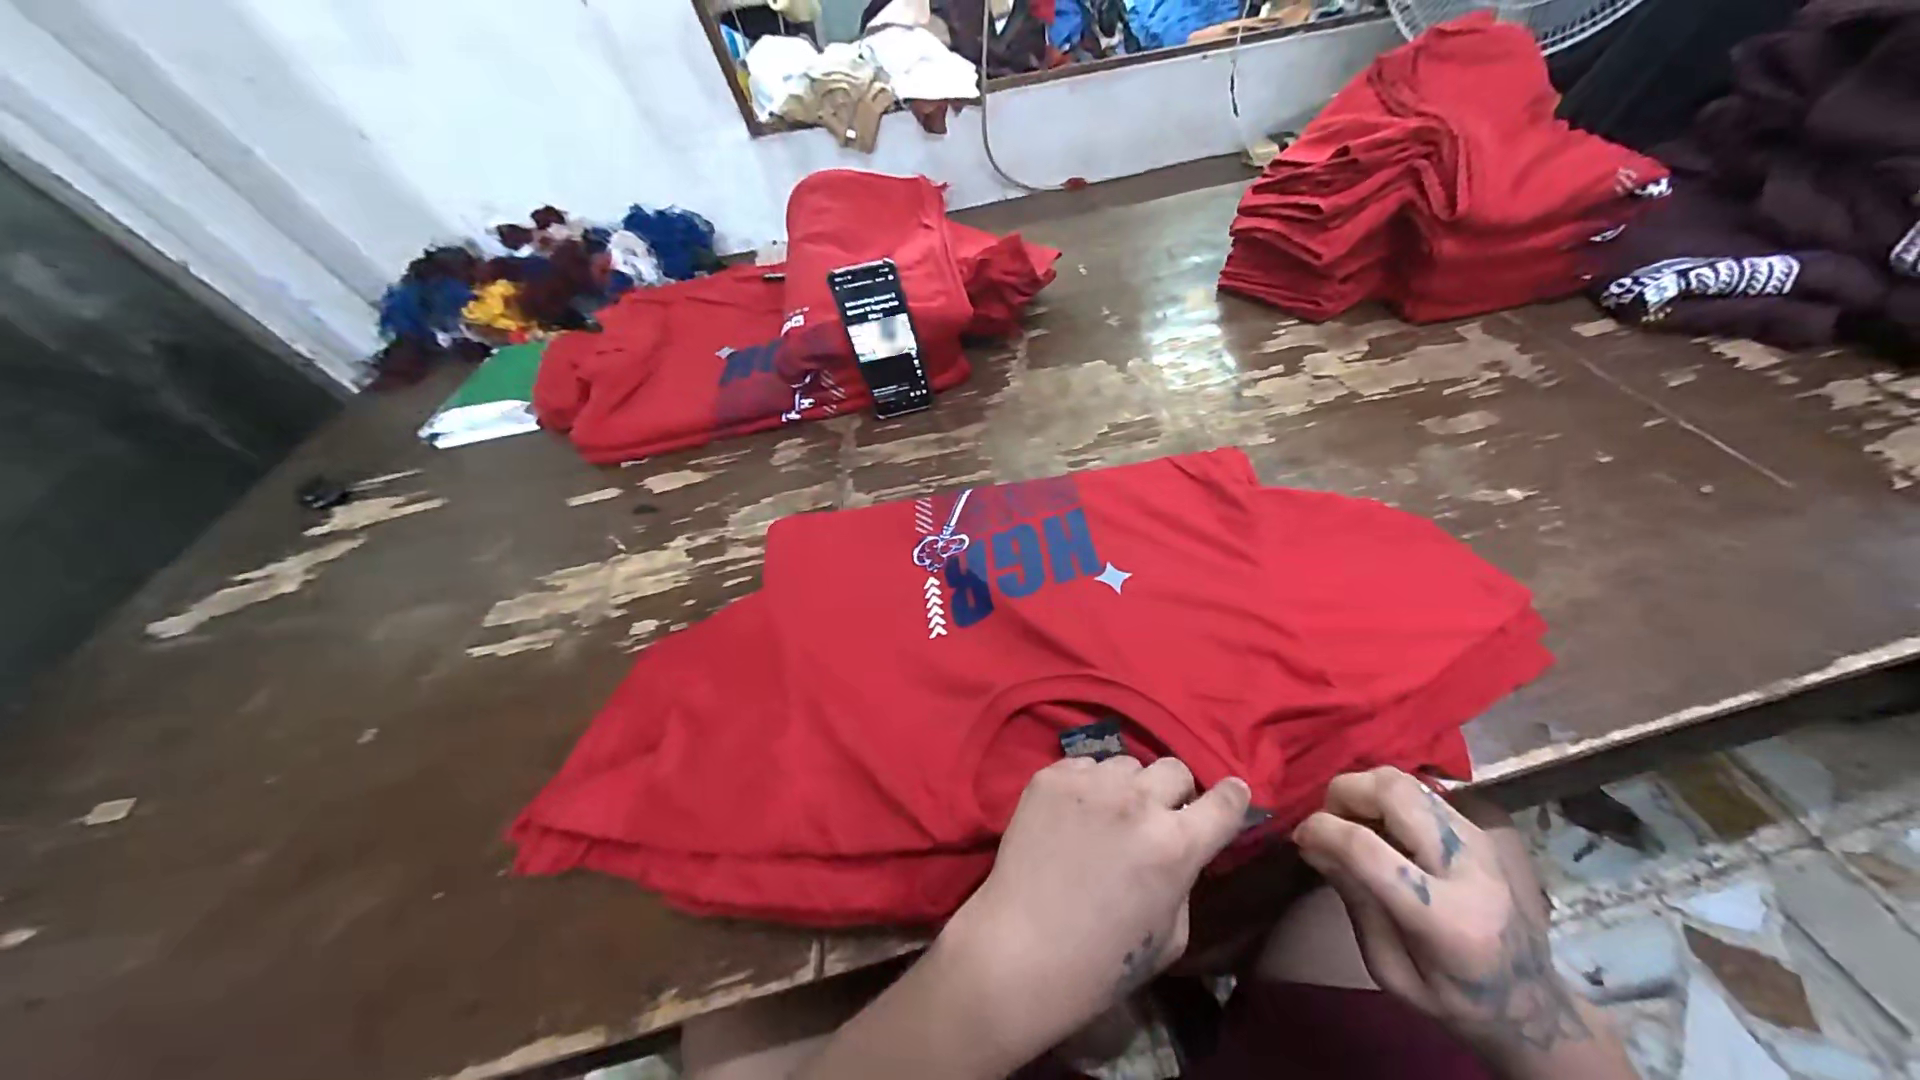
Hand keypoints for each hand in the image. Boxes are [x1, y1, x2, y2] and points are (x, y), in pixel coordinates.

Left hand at [938, 757, 1251, 1064]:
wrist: (1022, 948)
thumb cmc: (1103, 960)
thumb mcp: (1171, 934)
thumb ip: (1183, 877)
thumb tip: (1179, 846)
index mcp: (1176, 845)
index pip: (1225, 801)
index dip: (1232, 797)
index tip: (1231, 793)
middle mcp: (1137, 802)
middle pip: (1174, 768)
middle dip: (1173, 791)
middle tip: (1156, 816)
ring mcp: (1090, 784)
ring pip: (1127, 763)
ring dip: (1127, 786)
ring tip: (1107, 816)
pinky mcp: (1051, 777)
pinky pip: (1084, 766)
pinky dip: (1087, 785)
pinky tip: (1072, 815)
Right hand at [1292, 768, 1620, 1074]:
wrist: (1534, 1004)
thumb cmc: (1454, 999)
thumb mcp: (1390, 969)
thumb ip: (1353, 900)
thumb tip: (1313, 844)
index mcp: (1445, 917)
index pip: (1365, 847)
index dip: (1321, 830)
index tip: (1301, 838)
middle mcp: (1467, 867)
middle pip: (1391, 791)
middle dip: (1344, 793)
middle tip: (1329, 819)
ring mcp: (1479, 841)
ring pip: (1404, 780)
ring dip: (1364, 790)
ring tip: (1353, 820)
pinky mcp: (1479, 830)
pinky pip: (1418, 789)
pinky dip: (1385, 796)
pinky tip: (1381, 826)